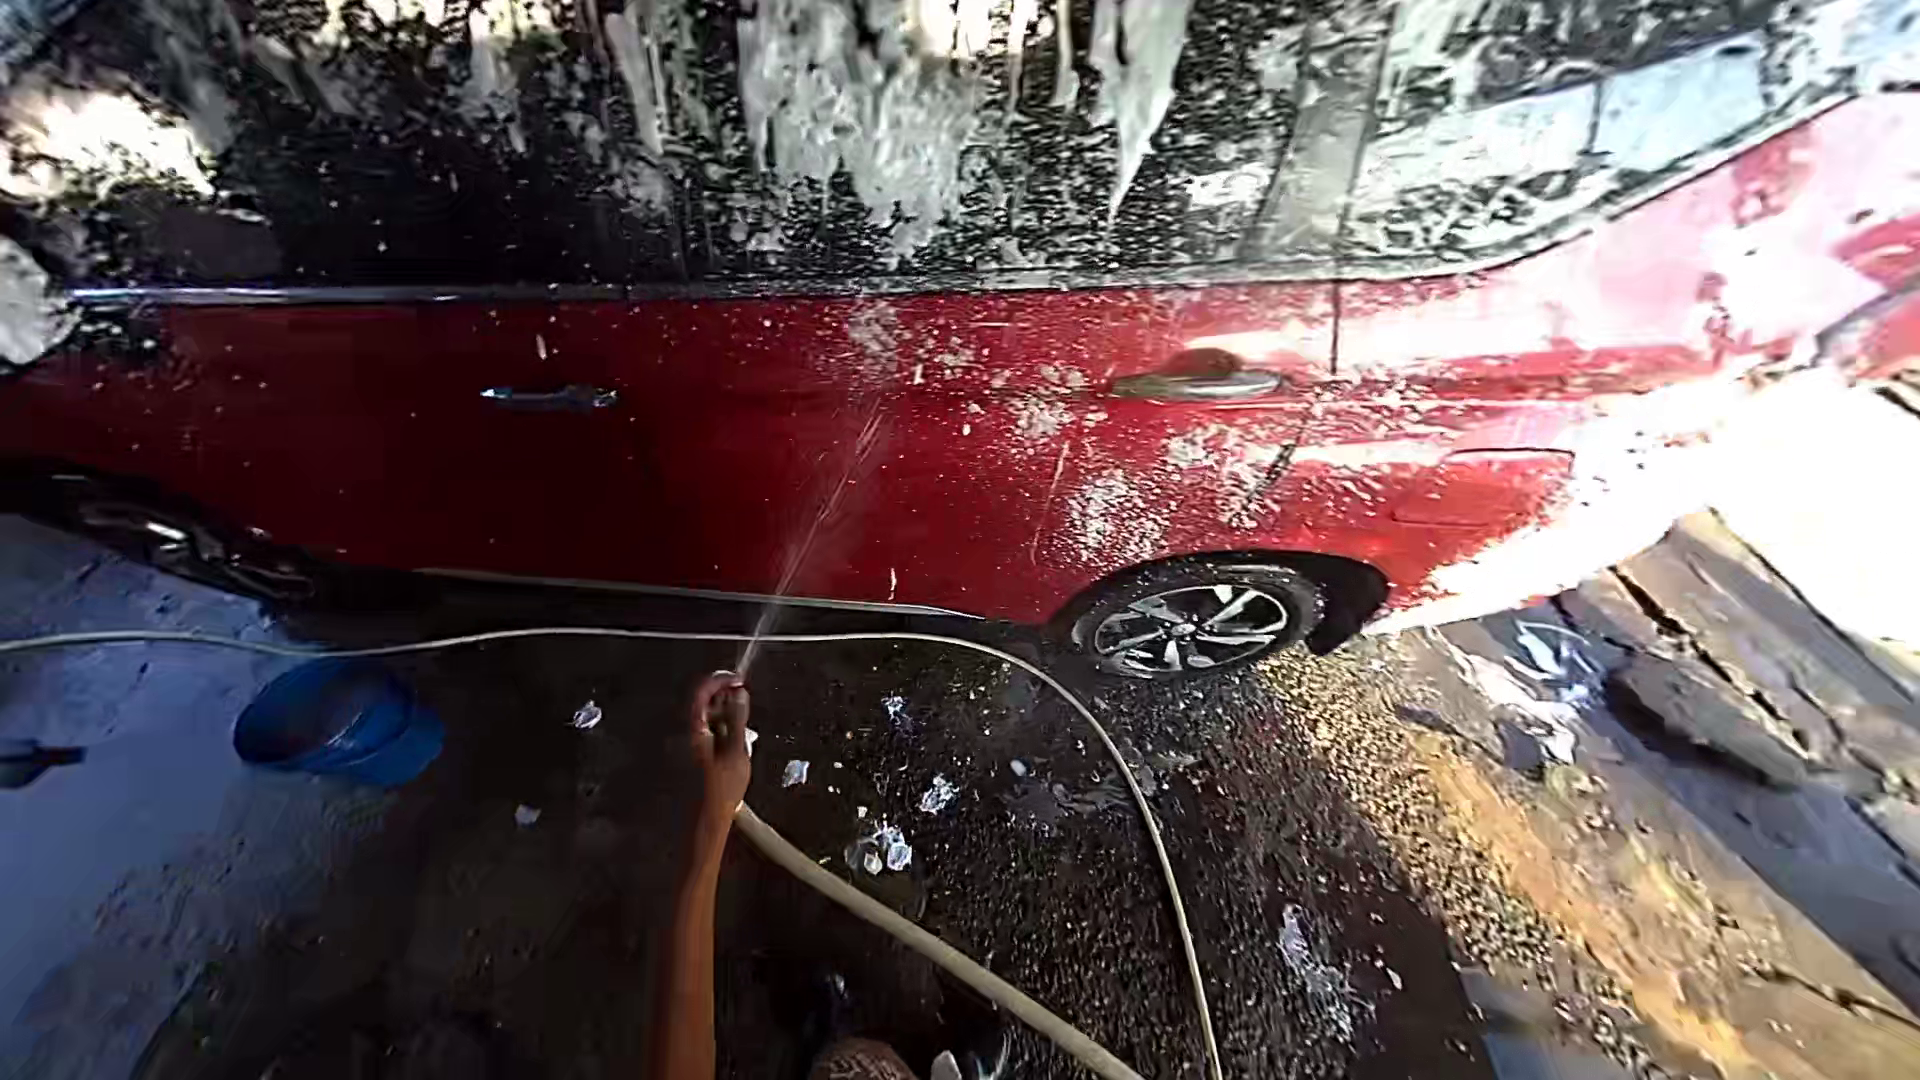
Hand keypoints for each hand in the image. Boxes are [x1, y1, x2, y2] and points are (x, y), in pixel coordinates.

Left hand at [688, 671, 750, 840]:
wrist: (708, 818)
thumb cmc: (721, 788)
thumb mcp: (736, 751)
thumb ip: (738, 719)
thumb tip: (739, 693)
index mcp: (695, 730)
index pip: (702, 692)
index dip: (720, 681)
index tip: (739, 681)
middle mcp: (690, 733)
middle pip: (703, 700)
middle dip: (724, 692)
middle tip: (743, 693)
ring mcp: (694, 741)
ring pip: (708, 713)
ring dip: (726, 707)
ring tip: (743, 713)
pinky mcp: (700, 750)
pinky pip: (711, 726)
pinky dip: (724, 721)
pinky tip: (737, 730)